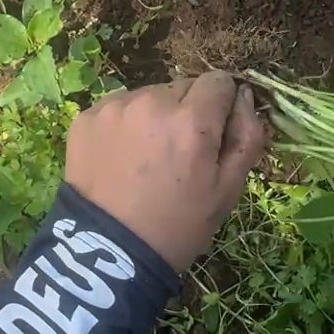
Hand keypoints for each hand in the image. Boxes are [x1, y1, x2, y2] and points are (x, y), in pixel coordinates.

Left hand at [65, 71, 268, 270]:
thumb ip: (247, 135)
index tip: (213, 135)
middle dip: (187, 112)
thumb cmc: (178, 225)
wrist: (107, 252)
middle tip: (178, 154)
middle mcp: (152, 101)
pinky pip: (118, 108)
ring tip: (146, 159)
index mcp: (192, 119)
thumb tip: (244, 95)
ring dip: (154, 115)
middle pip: (183, 87)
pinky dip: (124, 125)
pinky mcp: (86, 117)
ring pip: (149, 95)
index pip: (219, 82)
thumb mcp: (228, 190)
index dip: (221, 107)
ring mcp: (115, 107)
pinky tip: (121, 159)